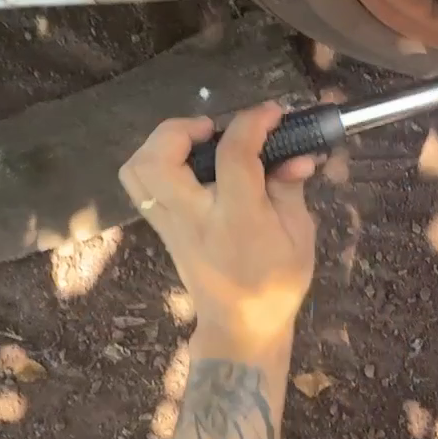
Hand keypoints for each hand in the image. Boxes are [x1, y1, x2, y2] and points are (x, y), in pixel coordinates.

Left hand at [118, 103, 316, 355]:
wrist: (241, 325)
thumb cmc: (277, 283)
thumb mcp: (300, 236)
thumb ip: (290, 189)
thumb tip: (295, 155)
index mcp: (238, 220)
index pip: (234, 155)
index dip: (253, 123)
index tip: (273, 112)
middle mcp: (195, 218)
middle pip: (159, 159)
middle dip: (181, 128)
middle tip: (213, 128)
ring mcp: (170, 224)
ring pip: (137, 170)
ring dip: (161, 143)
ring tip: (195, 142)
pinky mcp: (161, 228)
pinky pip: (141, 185)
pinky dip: (156, 162)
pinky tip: (188, 164)